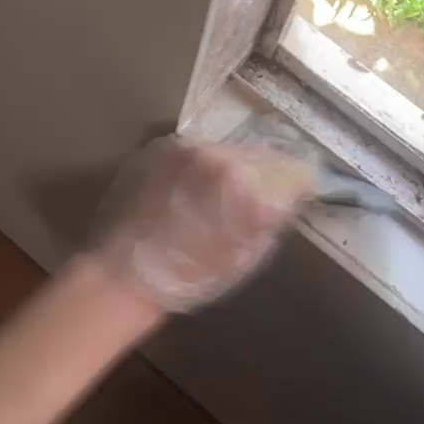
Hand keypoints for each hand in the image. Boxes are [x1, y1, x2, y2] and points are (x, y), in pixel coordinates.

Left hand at [89, 136, 317, 312]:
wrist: (122, 275)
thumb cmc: (190, 278)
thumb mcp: (247, 255)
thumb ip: (274, 218)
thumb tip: (291, 194)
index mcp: (252, 194)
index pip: (297, 171)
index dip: (300, 184)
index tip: (297, 192)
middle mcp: (226, 161)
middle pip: (267, 154)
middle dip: (268, 174)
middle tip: (258, 195)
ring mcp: (194, 148)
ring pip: (233, 149)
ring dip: (235, 167)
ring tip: (220, 194)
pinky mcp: (167, 145)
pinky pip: (201, 149)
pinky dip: (204, 166)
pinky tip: (192, 189)